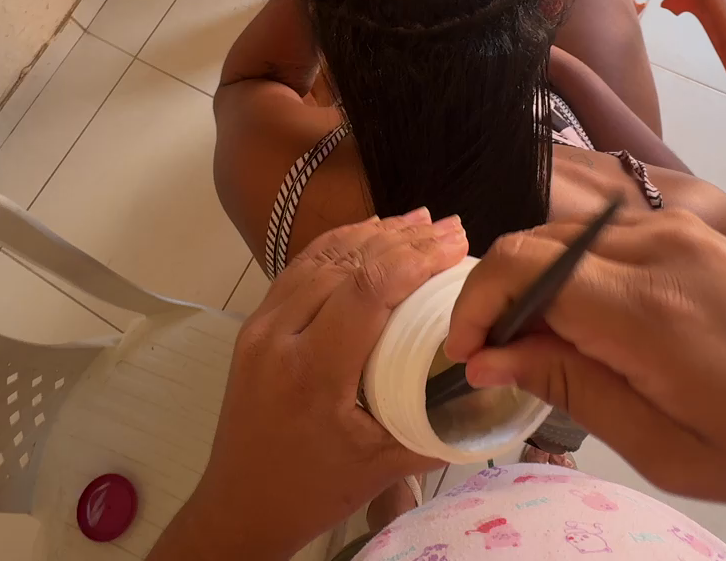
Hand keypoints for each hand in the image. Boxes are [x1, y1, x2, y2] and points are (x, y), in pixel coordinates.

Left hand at [154, 210, 466, 559]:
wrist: (240, 504)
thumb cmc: (313, 489)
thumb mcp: (381, 465)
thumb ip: (434, 424)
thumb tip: (485, 383)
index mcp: (312, 374)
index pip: (367, 290)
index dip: (414, 258)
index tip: (454, 244)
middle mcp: (279, 336)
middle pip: (347, 264)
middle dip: (404, 239)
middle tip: (450, 227)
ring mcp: (261, 324)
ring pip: (322, 257)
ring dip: (373, 232)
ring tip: (419, 221)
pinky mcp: (255, 321)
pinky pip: (301, 267)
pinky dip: (339, 243)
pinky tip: (369, 231)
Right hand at [444, 208, 725, 508]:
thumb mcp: (665, 450)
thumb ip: (568, 389)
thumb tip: (489, 356)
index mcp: (648, 310)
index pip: (524, 268)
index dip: (476, 303)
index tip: (466, 352)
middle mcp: (656, 247)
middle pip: (535, 243)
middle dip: (497, 294)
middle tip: (500, 355)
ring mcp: (676, 228)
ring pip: (564, 234)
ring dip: (534, 281)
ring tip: (546, 342)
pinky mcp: (690, 227)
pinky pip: (603, 234)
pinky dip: (573, 268)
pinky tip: (591, 316)